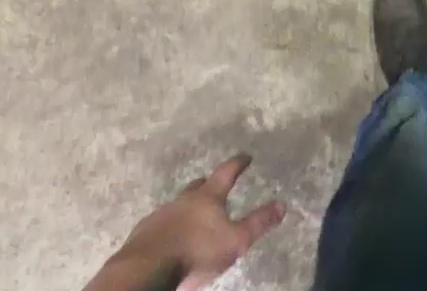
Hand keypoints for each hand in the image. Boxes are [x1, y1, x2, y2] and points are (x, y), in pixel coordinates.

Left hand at [84, 155, 285, 290]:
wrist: (146, 271)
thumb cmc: (196, 253)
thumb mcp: (235, 241)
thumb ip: (258, 223)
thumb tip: (283, 204)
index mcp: (207, 198)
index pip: (226, 173)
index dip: (237, 163)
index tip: (246, 156)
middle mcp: (183, 200)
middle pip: (198, 186)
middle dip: (208, 185)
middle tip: (215, 187)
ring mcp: (160, 215)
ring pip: (178, 205)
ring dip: (187, 208)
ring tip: (194, 219)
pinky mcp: (143, 234)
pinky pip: (161, 224)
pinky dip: (170, 227)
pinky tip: (171, 239)